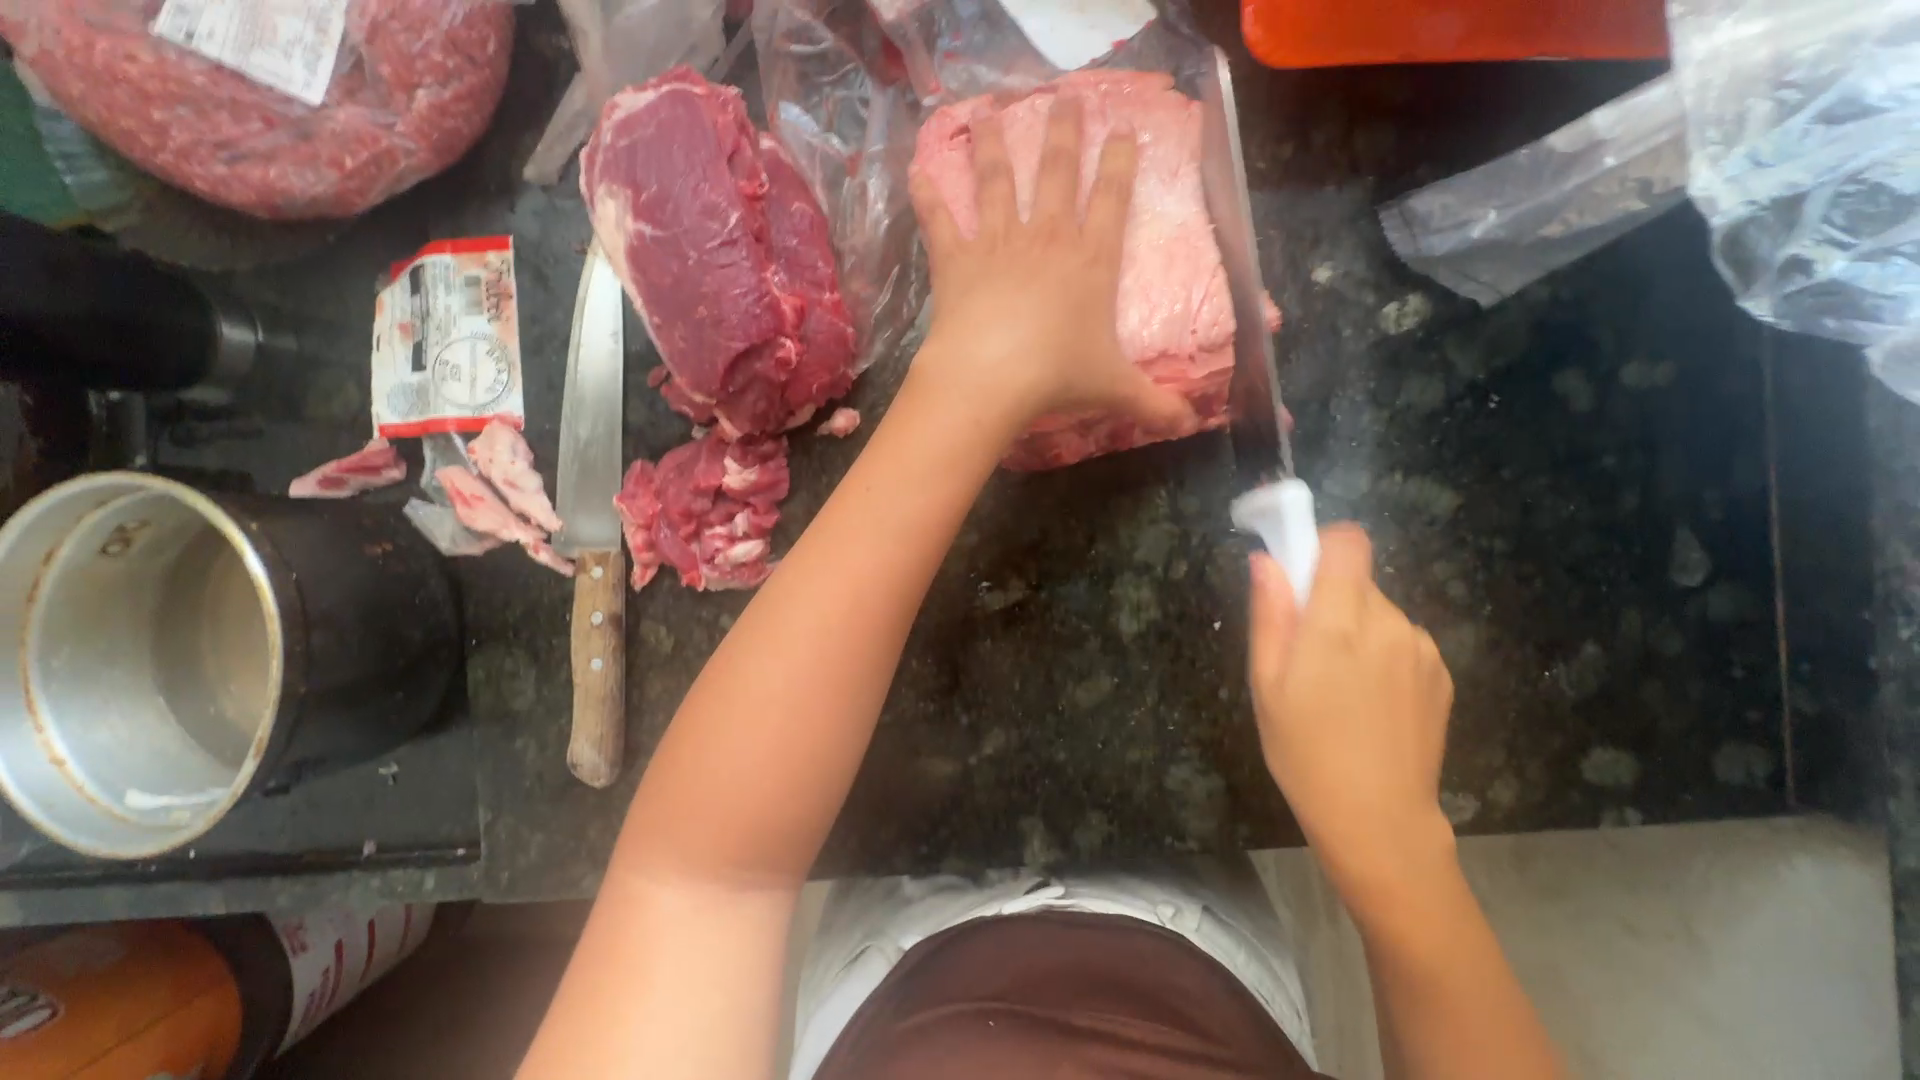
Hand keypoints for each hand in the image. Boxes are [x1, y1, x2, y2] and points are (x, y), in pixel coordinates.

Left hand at [907, 95, 1192, 434]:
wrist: (992, 377)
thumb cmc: (1058, 377)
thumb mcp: (1115, 390)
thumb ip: (1155, 404)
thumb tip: (1192, 425)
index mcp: (1091, 260)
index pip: (1112, 198)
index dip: (1119, 161)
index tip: (1121, 129)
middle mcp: (1047, 238)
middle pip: (1057, 171)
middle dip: (1063, 132)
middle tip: (1063, 99)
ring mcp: (998, 243)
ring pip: (996, 181)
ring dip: (992, 145)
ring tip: (987, 113)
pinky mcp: (956, 260)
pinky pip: (940, 221)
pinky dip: (927, 197)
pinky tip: (916, 171)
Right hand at [1247, 526, 1456, 898]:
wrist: (1377, 818)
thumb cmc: (1304, 752)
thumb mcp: (1266, 685)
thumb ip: (1270, 615)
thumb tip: (1267, 561)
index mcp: (1340, 622)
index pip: (1348, 542)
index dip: (1321, 545)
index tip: (1299, 575)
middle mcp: (1389, 623)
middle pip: (1357, 581)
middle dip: (1329, 600)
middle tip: (1307, 654)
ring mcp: (1422, 649)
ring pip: (1379, 613)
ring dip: (1356, 631)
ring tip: (1340, 690)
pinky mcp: (1441, 674)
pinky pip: (1402, 642)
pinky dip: (1383, 657)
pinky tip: (1370, 705)